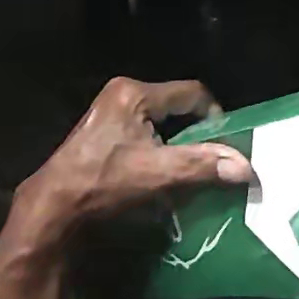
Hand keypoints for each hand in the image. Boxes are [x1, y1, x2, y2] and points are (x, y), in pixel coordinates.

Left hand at [10, 77, 252, 249]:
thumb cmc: (104, 183)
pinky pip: (144, 126)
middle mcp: (122, 91)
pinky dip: (157, 144)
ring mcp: (109, 108)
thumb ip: (202, 165)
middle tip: (206, 157)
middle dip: (194, 129)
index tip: (223, 143)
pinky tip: (158, 168)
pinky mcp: (103, 126)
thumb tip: (245, 167)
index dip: (213, 115)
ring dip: (175, 139)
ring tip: (184, 165)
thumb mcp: (157, 173)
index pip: (192, 92)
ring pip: (160, 117)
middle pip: (175, 104)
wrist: (53, 206)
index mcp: (135, 93)